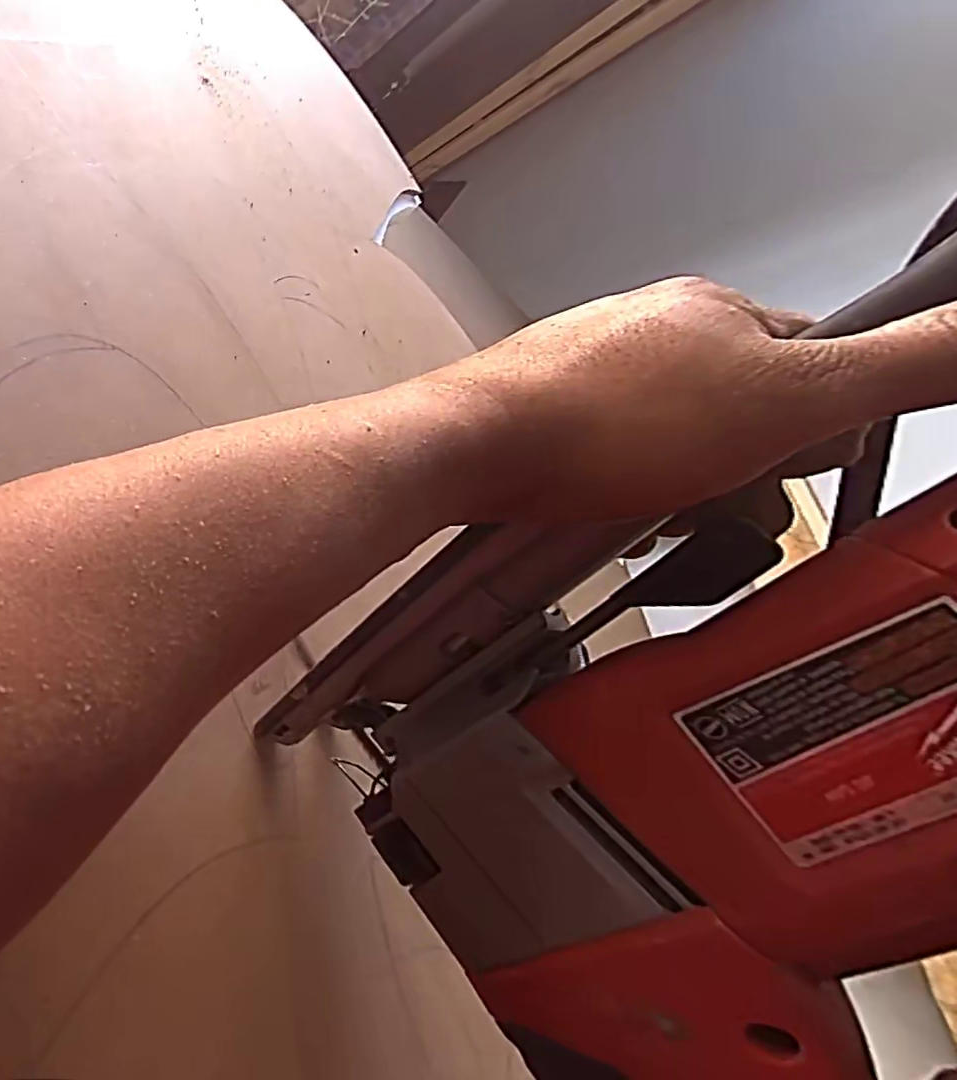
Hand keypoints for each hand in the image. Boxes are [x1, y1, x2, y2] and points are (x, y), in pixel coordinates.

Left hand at [421, 276, 956, 521]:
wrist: (457, 452)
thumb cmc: (592, 423)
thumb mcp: (790, 396)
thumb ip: (912, 362)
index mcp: (701, 311)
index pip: (808, 354)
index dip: (815, 421)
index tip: (788, 462)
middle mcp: (624, 337)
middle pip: (718, 407)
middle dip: (724, 464)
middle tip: (699, 495)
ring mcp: (560, 380)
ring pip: (642, 442)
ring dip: (653, 487)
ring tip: (630, 510)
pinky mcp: (514, 423)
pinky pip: (576, 463)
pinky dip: (589, 494)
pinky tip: (581, 514)